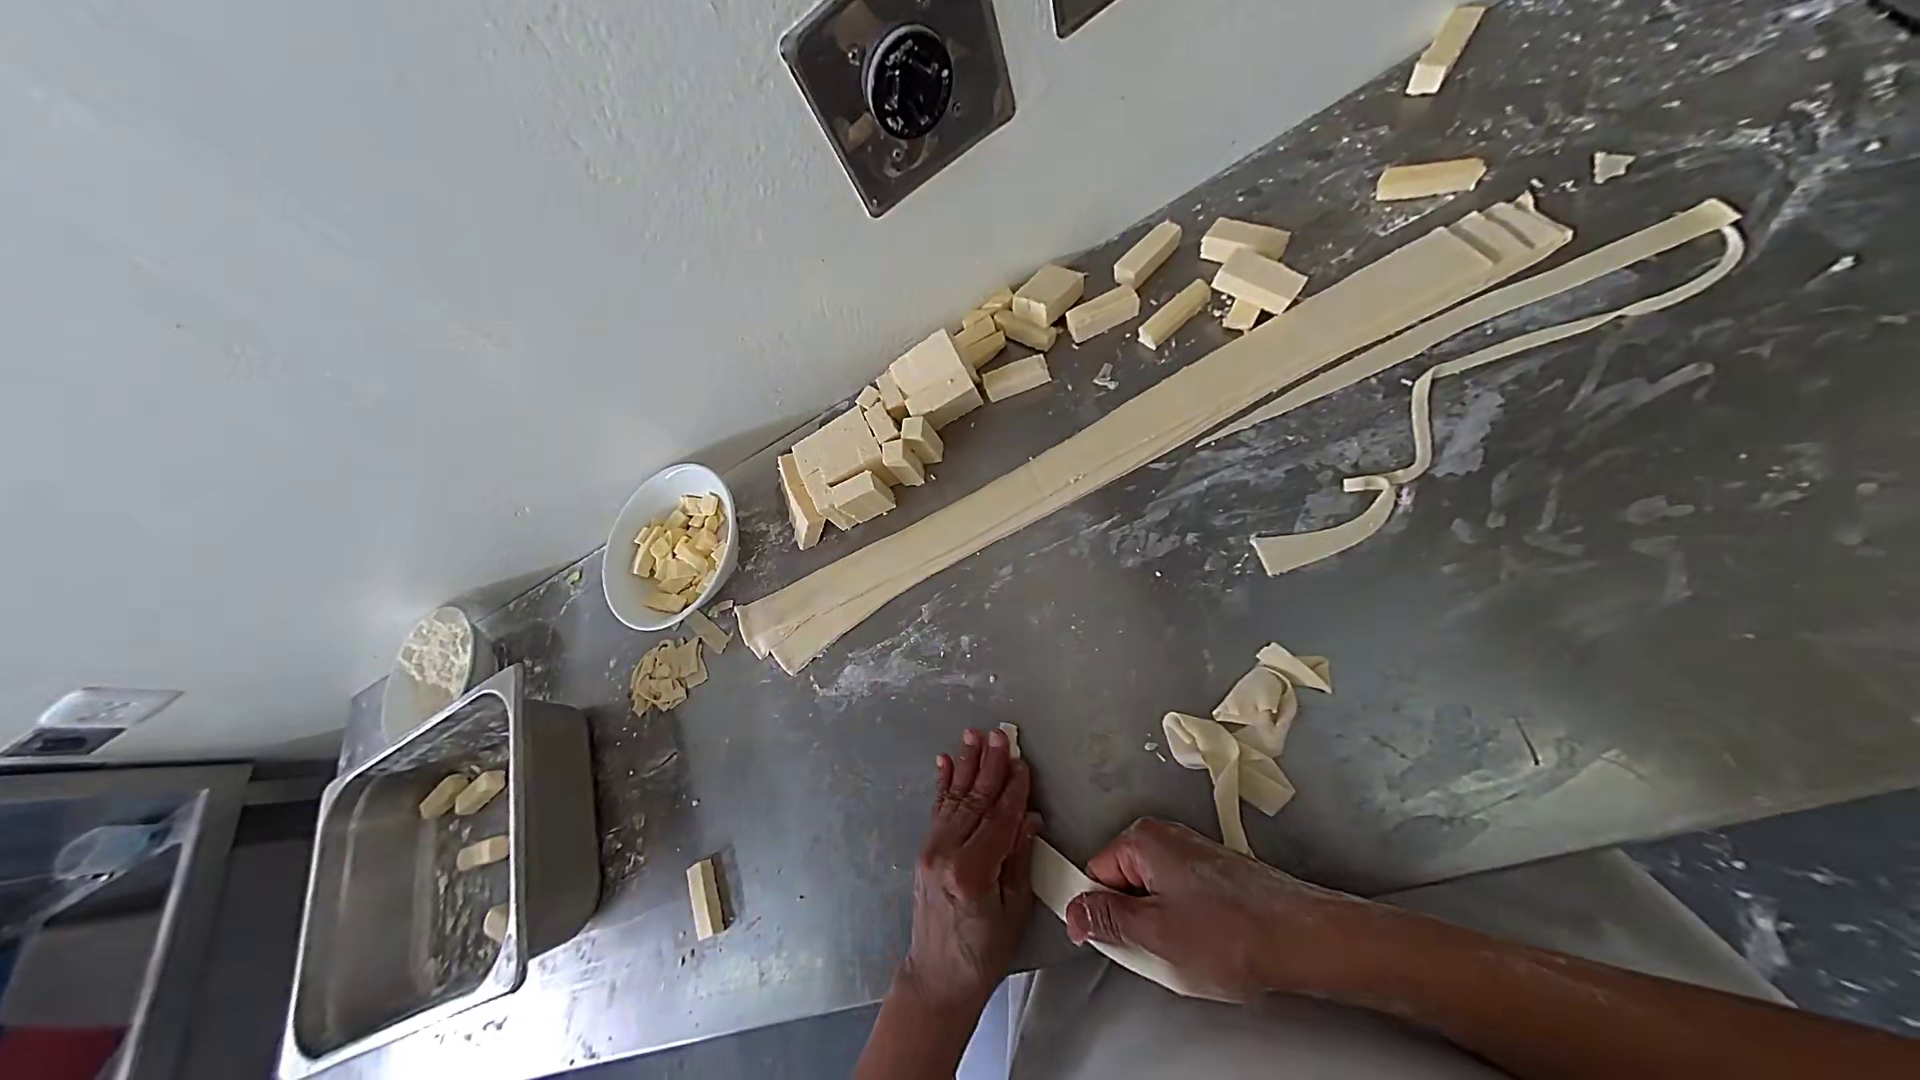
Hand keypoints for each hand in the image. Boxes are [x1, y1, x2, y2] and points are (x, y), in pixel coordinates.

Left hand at [899, 727, 1039, 1009]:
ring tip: (974, 736)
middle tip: (999, 736)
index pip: (999, 819)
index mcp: (971, 871)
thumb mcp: (1013, 909)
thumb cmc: (982, 953)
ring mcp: (931, 849)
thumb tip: (1028, 817)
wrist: (937, 977)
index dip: (1014, 790)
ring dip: (967, 764)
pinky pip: (936, 810)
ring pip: (954, 798)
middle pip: (975, 800)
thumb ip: (1019, 858)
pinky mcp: (924, 850)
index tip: (1023, 764)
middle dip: (989, 765)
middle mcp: (946, 853)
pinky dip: (943, 784)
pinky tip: (946, 762)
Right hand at [1063, 818, 1383, 1002]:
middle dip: (1135, 922)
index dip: (1099, 912)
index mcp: (1143, 840)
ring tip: (1190, 952)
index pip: (1094, 873)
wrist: (1306, 941)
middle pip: (1123, 884)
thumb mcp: (1155, 935)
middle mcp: (1165, 837)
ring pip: (1153, 898)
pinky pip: (1179, 901)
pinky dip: (1186, 926)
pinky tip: (1208, 947)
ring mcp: (1191, 855)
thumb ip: (1107, 920)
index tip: (1110, 938)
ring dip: (1162, 929)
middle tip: (1159, 950)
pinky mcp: (1212, 875)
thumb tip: (1076, 912)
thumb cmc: (1236, 934)